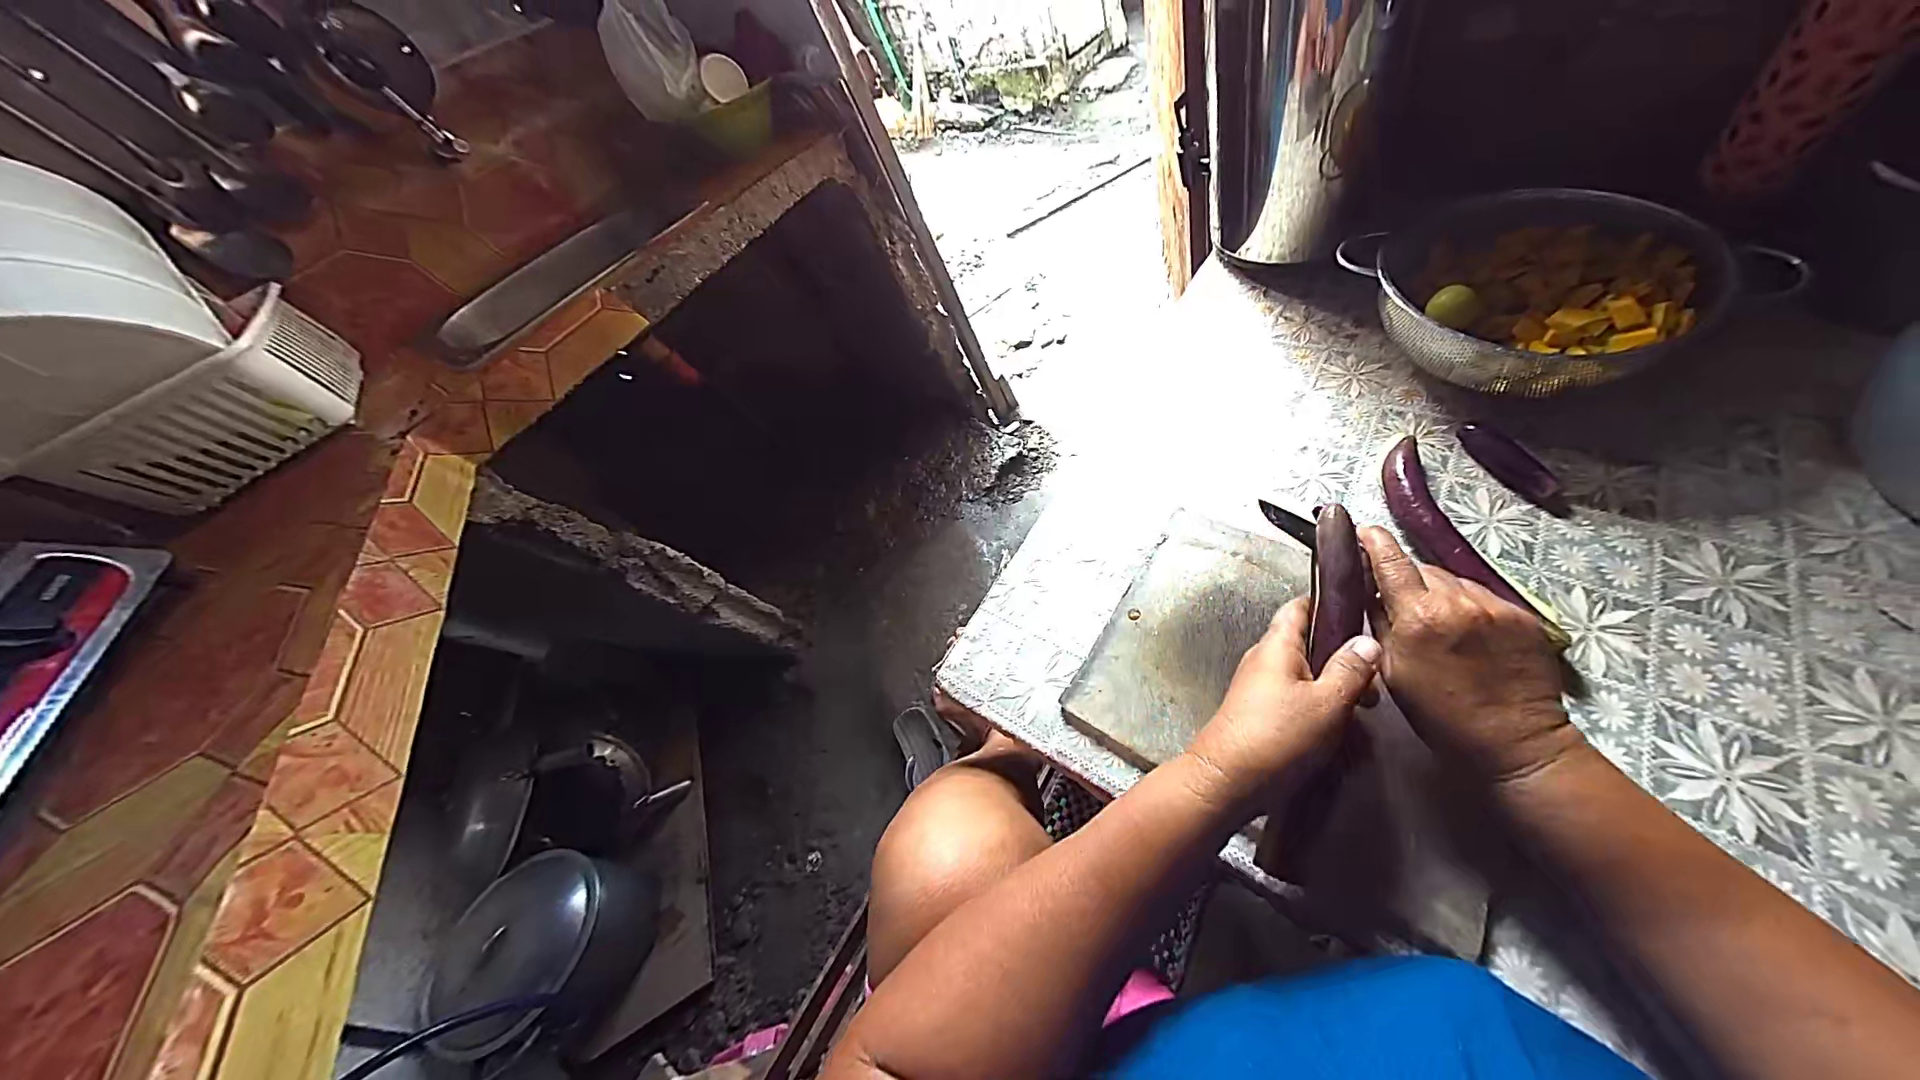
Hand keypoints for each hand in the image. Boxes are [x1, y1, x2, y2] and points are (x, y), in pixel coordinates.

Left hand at [1185, 596, 1380, 813]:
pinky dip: (1320, 711)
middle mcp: (1264, 659)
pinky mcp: (1260, 711)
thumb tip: (1367, 642)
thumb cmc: (1276, 737)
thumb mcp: (1326, 703)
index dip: (1329, 603)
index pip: (1300, 607)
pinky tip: (1338, 735)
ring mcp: (1260, 686)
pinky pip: (1297, 700)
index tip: (1360, 610)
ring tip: (1360, 716)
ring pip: (1307, 677)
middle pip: (1310, 645)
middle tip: (1371, 685)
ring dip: (1335, 692)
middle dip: (1344, 662)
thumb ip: (1350, 670)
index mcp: (1276, 645)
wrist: (1228, 779)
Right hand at [1358, 526, 1582, 781]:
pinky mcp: (1523, 617)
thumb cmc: (1442, 714)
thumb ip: (1379, 624)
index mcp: (1419, 618)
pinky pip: (1482, 596)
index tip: (1364, 532)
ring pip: (1453, 580)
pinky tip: (1466, 632)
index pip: (1391, 562)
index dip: (1374, 542)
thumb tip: (1371, 595)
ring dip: (1438, 592)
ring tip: (1436, 623)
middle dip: (1406, 579)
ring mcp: (1496, 608)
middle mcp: (1459, 603)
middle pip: (1422, 569)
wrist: (1514, 741)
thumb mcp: (1391, 670)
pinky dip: (1467, 605)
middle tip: (1399, 602)